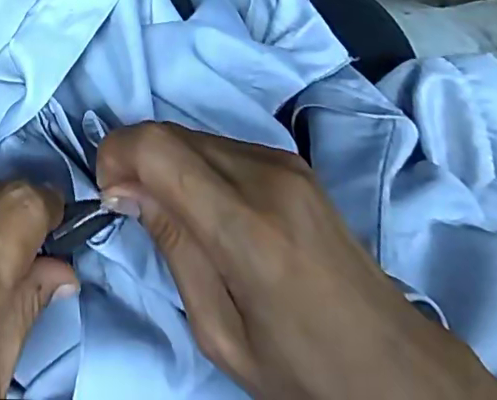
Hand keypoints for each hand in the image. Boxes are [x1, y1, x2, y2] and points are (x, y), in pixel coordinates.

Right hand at [97, 122, 496, 399]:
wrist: (387, 356)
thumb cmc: (299, 364)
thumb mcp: (220, 331)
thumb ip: (173, 246)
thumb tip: (124, 189)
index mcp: (246, 226)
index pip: (158, 148)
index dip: (117, 155)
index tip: (109, 195)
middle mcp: (266, 174)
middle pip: (172, 131)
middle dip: (136, 159)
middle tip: (130, 207)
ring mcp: (285, 160)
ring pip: (196, 133)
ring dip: (167, 161)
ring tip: (169, 211)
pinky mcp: (294, 159)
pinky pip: (224, 143)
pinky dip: (197, 163)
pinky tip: (205, 204)